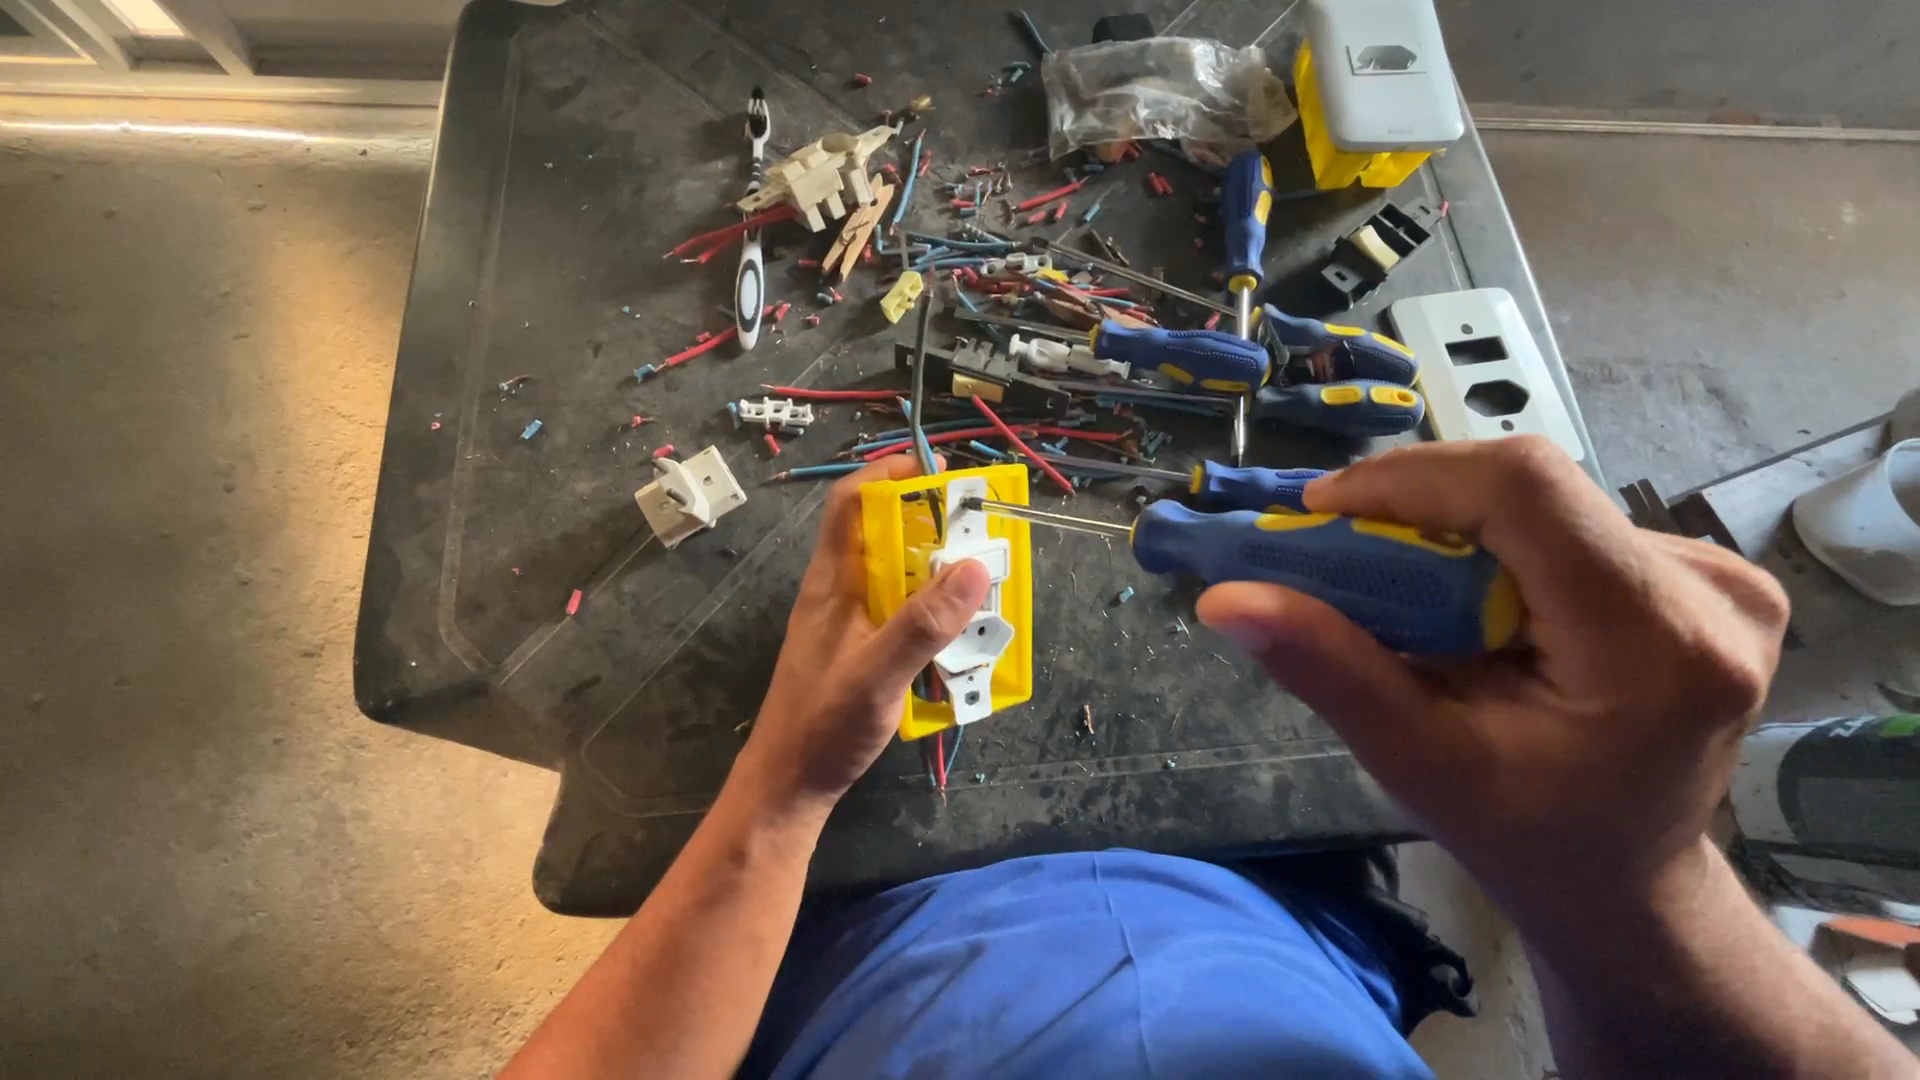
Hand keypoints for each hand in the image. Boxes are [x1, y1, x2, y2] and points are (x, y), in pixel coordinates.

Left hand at [730, 455, 990, 816]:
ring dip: (935, 570)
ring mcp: (847, 620)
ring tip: (979, 581)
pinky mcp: (858, 647)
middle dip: (930, 524)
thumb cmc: (824, 726)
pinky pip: (899, 609)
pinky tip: (957, 632)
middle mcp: (838, 590)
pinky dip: (930, 609)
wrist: (788, 784)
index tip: (941, 472)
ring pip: (895, 573)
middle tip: (978, 534)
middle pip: (882, 533)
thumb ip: (924, 623)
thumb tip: (974, 566)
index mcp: (832, 581)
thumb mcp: (878, 675)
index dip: (891, 473)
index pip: (852, 501)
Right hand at [1195, 437, 1789, 916]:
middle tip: (1336, 544)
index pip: (1525, 490)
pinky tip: (1450, 586)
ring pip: (1538, 495)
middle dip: (1412, 502)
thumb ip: (1326, 669)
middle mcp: (1707, 588)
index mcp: (1654, 642)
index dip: (1408, 478)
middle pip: (1527, 485)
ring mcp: (1714, 575)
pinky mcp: (1691, 572)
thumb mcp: (1413, 760)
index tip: (1320, 509)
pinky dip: (1478, 535)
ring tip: (1386, 573)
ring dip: (1441, 519)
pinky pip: (1557, 516)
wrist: (1624, 876)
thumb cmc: (1521, 832)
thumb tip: (1224, 600)